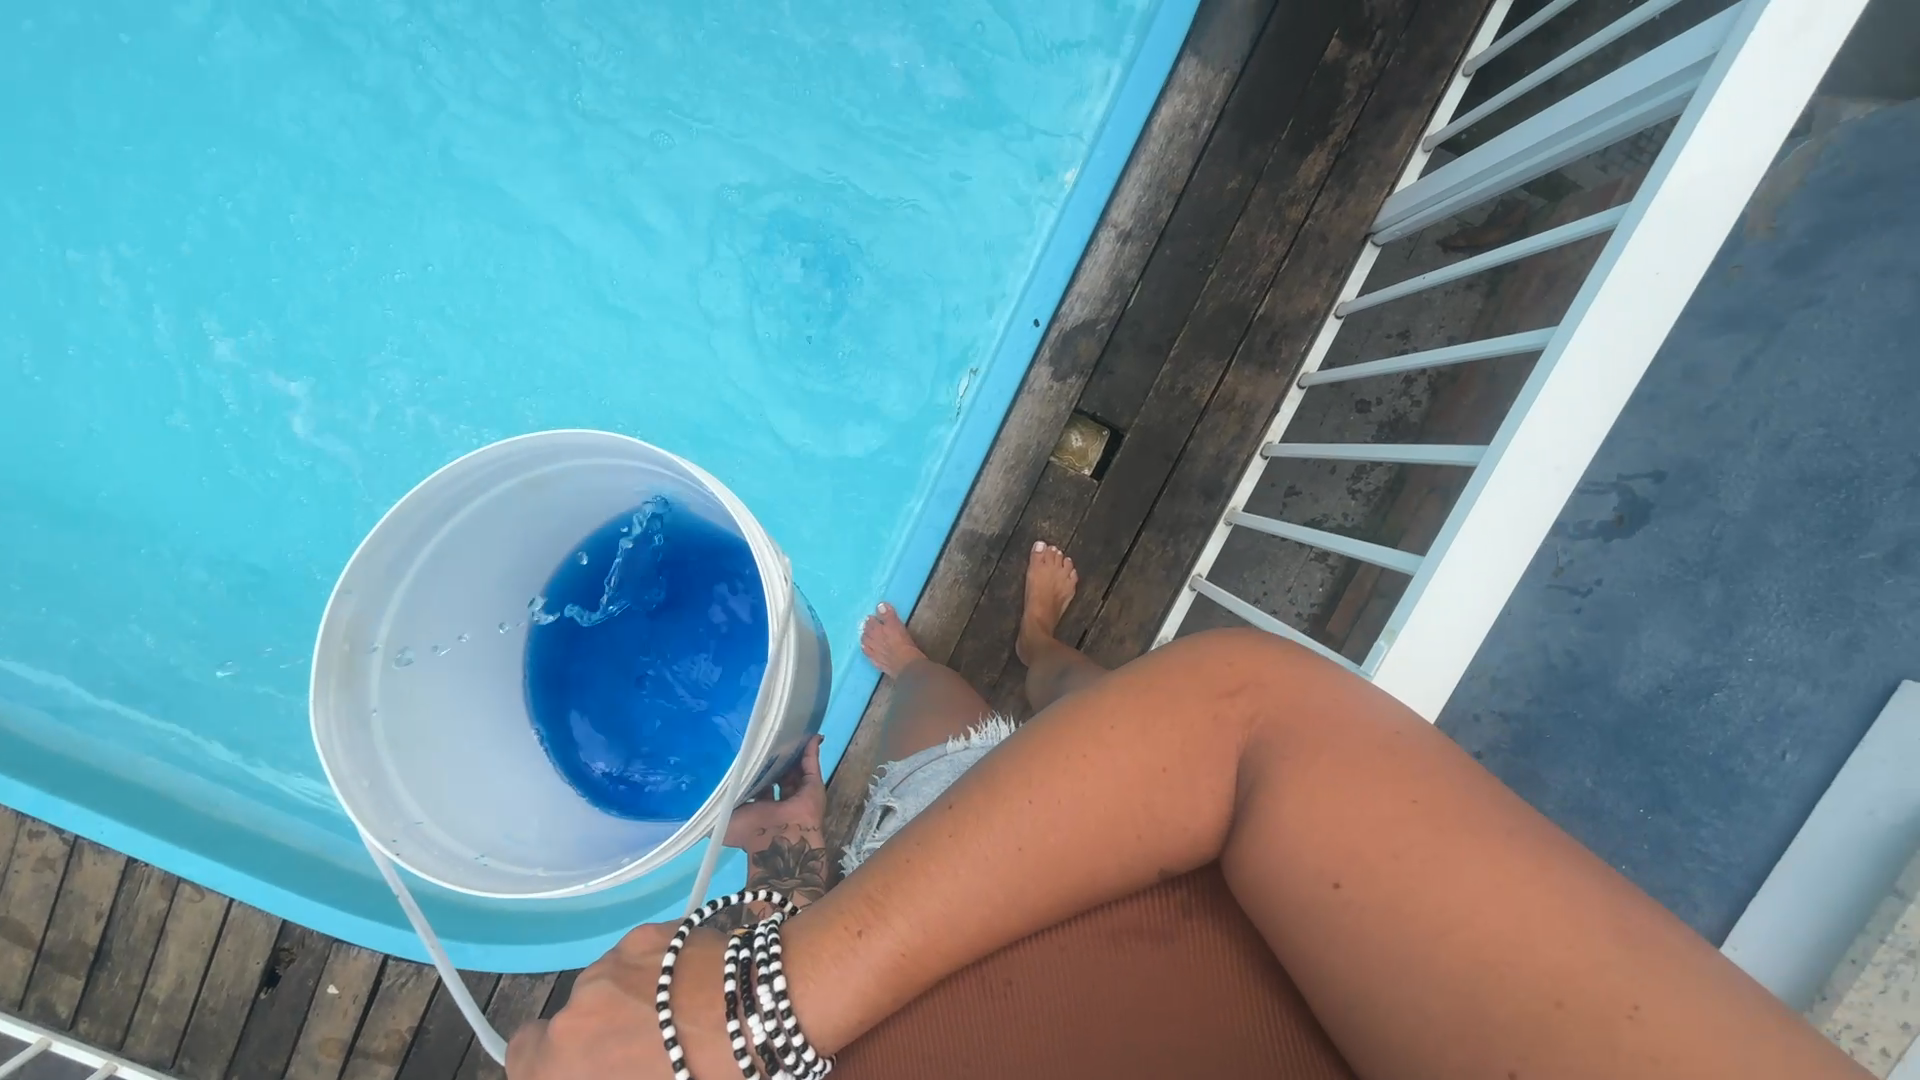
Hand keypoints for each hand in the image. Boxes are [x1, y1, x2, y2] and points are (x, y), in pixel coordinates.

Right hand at [508, 923, 736, 1078]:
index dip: (547, 1062)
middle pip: (573, 1017)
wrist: (753, 1016)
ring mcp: (614, 961)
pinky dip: (657, 966)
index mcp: (561, 1061)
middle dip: (599, 1028)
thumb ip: (603, 1074)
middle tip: (644, 1042)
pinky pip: (640, 954)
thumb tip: (604, 1065)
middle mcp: (577, 1006)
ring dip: (628, 993)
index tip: (580, 1067)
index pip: (522, 1054)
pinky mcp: (651, 931)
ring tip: (674, 1009)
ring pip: (608, 980)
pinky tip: (689, 980)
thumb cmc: (695, 1076)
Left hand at [725, 735, 825, 852]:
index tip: (751, 752)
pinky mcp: (813, 787)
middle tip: (770, 739)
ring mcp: (798, 794)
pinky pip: (812, 765)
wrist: (779, 840)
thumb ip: (717, 806)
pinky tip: (809, 735)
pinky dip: (811, 750)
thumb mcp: (724, 820)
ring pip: (796, 769)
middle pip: (779, 775)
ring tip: (788, 732)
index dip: (755, 770)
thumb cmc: (750, 831)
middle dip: (775, 760)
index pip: (759, 785)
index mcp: (759, 810)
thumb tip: (707, 792)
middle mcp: (779, 802)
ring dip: (793, 753)